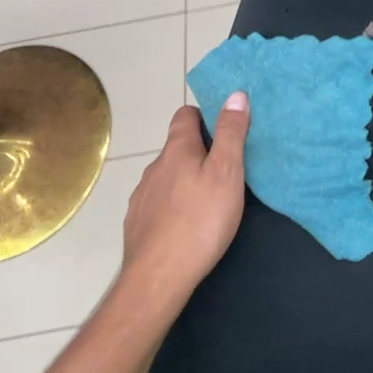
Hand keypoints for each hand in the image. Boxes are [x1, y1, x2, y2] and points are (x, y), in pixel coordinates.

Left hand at [117, 93, 251, 306]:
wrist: (158, 278)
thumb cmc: (200, 221)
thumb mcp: (227, 172)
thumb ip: (231, 133)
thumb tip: (235, 94)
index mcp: (177, 150)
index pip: (185, 115)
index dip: (204, 115)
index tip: (225, 129)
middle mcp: (155, 167)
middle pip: (177, 146)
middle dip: (199, 151)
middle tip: (227, 168)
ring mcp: (142, 196)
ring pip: (168, 175)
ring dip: (186, 179)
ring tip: (209, 198)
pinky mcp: (137, 222)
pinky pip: (158, 201)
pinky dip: (173, 204)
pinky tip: (187, 223)